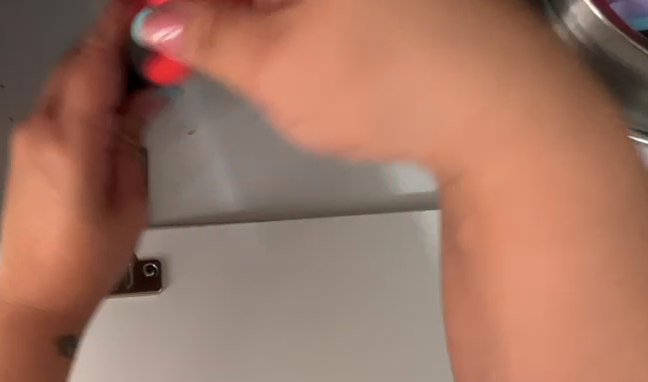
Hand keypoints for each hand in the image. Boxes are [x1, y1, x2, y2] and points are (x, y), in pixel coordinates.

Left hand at [0, 0, 164, 328]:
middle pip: (76, 62)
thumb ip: (132, 142)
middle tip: (149, 49)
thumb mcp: (128, 205)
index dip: (119, 22)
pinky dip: (79, 96)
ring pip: (62, 82)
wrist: (34, 300)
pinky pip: (52, 107)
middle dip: (112, 45)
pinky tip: (104, 110)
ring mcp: (24, 142)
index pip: (95, 58)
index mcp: (71, 141)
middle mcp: (40, 131)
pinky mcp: (20, 155)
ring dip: (96, 72)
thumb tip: (142, 100)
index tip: (142, 4)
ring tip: (133, 82)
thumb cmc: (82, 265)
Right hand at [131, 0, 616, 177]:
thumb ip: (207, 37)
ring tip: (213, 42)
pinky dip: (283, 13)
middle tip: (176, 32)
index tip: (156, 16)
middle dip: (210, 4)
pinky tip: (265, 36)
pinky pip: (317, 0)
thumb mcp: (274, 66)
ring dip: (243, 10)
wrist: (492, 105)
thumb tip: (162, 20)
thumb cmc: (398, 78)